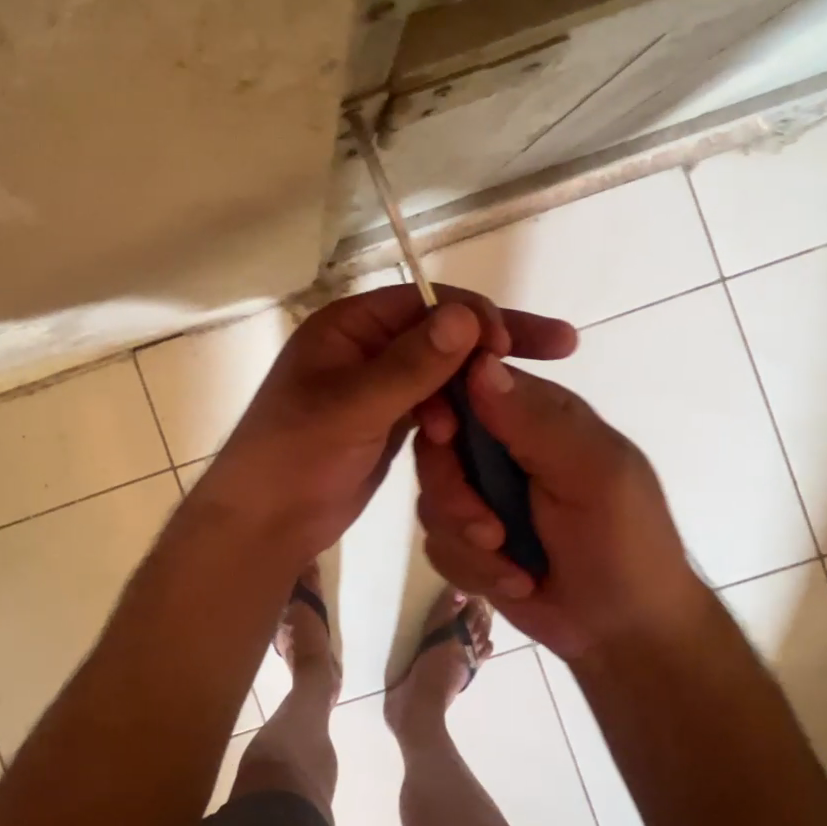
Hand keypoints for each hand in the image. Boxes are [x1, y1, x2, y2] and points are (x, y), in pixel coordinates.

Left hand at [188, 284, 575, 565]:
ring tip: (521, 402)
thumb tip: (467, 316)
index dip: (472, 316)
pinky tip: (494, 427)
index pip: (423, 302)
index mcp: (347, 327)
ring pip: (442, 372)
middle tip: (562, 345)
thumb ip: (410, 365)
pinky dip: (462, 414)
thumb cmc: (294, 456)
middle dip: (494, 342)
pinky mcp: (388, 422)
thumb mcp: (351, 408)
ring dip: (478, 385)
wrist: (264, 522)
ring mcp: (377, 386)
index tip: (513, 343)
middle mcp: (364, 348)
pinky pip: (435, 406)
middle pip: (441, 333)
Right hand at [415, 356, 706, 659]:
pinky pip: (435, 542)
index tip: (445, 436)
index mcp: (533, 412)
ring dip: (467, 541)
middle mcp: (497, 446)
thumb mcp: (593, 473)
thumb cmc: (625, 543)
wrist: (626, 633)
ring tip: (514, 568)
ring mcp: (479, 494)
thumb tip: (477, 362)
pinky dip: (471, 569)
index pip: (465, 383)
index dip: (442, 404)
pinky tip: (513, 582)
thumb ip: (536, 421)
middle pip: (433, 446)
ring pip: (430, 499)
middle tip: (489, 532)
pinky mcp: (465, 539)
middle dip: (454, 495)